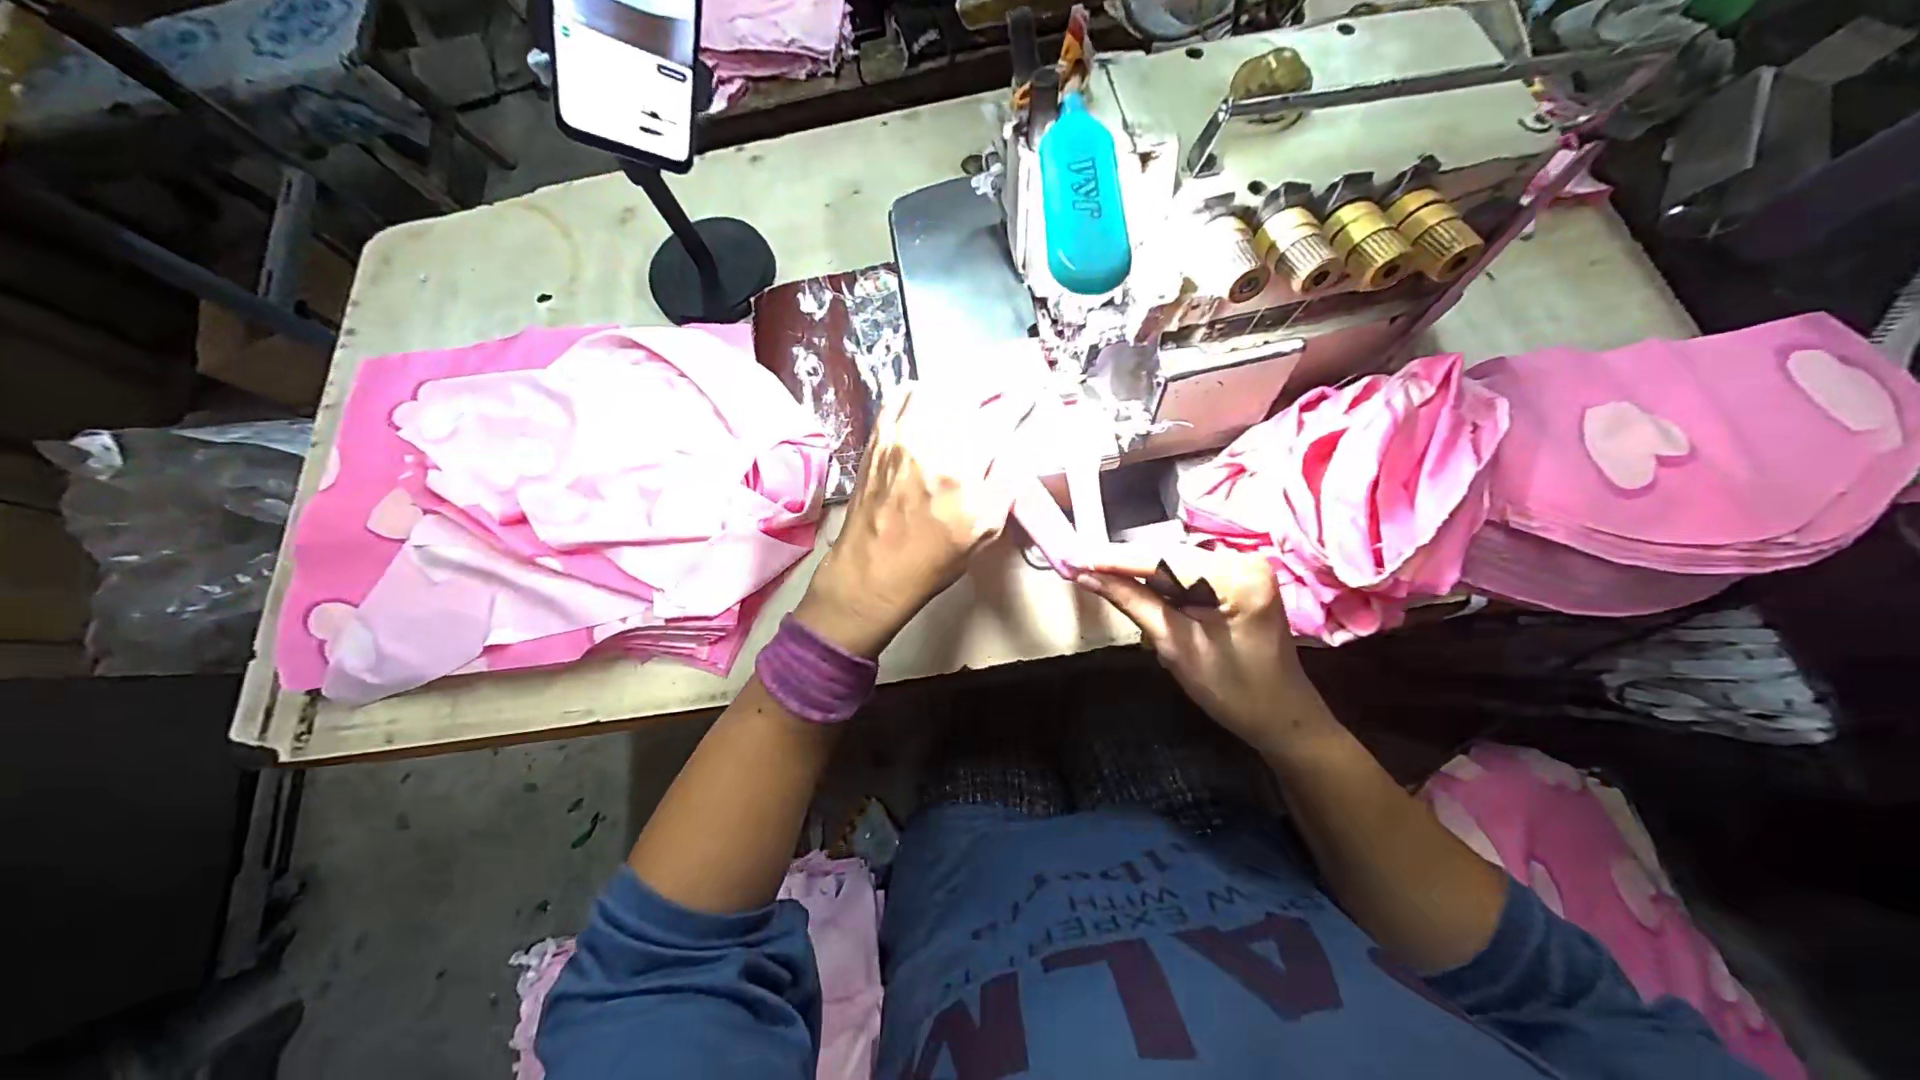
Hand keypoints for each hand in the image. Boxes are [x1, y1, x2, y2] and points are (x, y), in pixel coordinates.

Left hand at [796, 384, 1015, 657]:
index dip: (1019, 402)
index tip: (1030, 395)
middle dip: (987, 389)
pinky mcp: (876, 440)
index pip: (998, 420)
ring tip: (965, 398)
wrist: (870, 573)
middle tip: (999, 395)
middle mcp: (925, 445)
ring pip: (930, 389)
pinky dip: (919, 393)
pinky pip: (898, 399)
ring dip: (953, 389)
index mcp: (958, 472)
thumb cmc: (930, 561)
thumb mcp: (984, 532)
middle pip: (963, 394)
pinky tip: (928, 403)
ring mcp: (896, 438)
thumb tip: (1013, 454)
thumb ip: (1004, 487)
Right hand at [1075, 546, 1335, 755]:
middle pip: (1169, 557)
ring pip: (1175, 564)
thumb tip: (1088, 575)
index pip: (1163, 559)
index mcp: (1238, 576)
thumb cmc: (1233, 691)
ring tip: (1104, 584)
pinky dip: (1163, 586)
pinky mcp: (1240, 577)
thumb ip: (1132, 602)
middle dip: (1126, 568)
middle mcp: (1245, 559)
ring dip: (1143, 579)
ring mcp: (1245, 566)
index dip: (1115, 560)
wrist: (1281, 715)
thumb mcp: (1175, 646)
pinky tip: (1143, 597)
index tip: (1076, 558)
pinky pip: (1189, 574)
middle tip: (1081, 571)